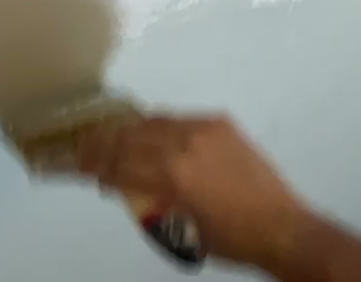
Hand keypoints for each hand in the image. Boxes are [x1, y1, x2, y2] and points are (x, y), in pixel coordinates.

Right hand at [75, 114, 308, 269]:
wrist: (283, 227)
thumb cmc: (231, 240)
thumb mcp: (182, 229)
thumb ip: (150, 200)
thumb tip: (121, 183)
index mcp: (171, 175)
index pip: (120, 164)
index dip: (95, 163)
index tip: (77, 161)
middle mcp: (182, 144)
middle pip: (130, 135)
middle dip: (104, 141)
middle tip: (85, 144)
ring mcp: (201, 128)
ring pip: (153, 121)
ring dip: (131, 129)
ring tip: (115, 135)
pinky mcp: (218, 121)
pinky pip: (180, 119)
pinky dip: (162, 127)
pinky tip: (155, 134)